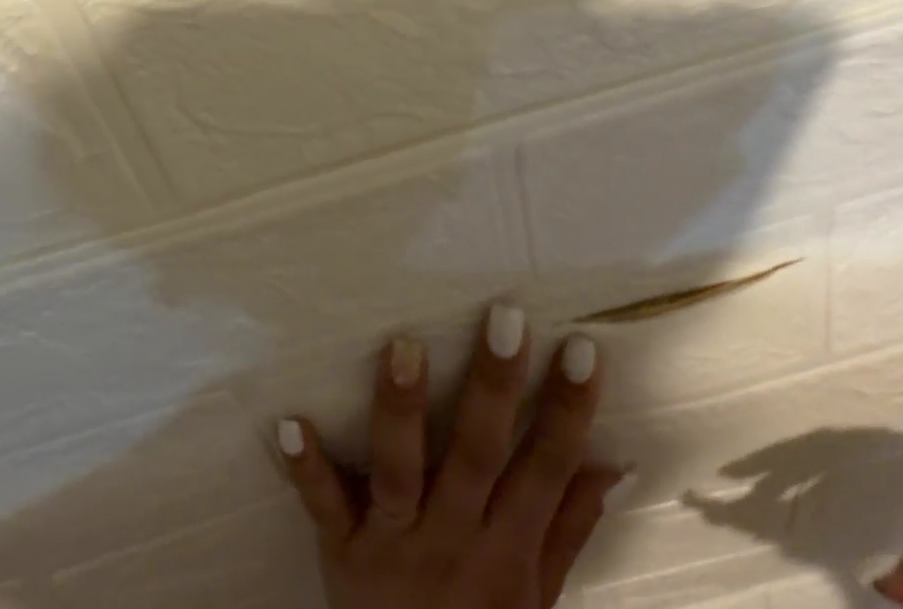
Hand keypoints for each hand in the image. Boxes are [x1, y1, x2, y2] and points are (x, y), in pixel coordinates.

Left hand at [278, 304, 629, 608]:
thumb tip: (612, 462)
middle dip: (494, 389)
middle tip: (504, 320)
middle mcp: (454, 538)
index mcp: (507, 547)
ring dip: (402, 409)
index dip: (567, 410)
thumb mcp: (537, 596)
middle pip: (476, 455)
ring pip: (401, 470)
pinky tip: (291, 423)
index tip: (581, 349)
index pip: (546, 468)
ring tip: (405, 346)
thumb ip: (570, 527)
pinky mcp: (340, 551)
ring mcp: (394, 542)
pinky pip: (323, 507)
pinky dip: (307, 468)